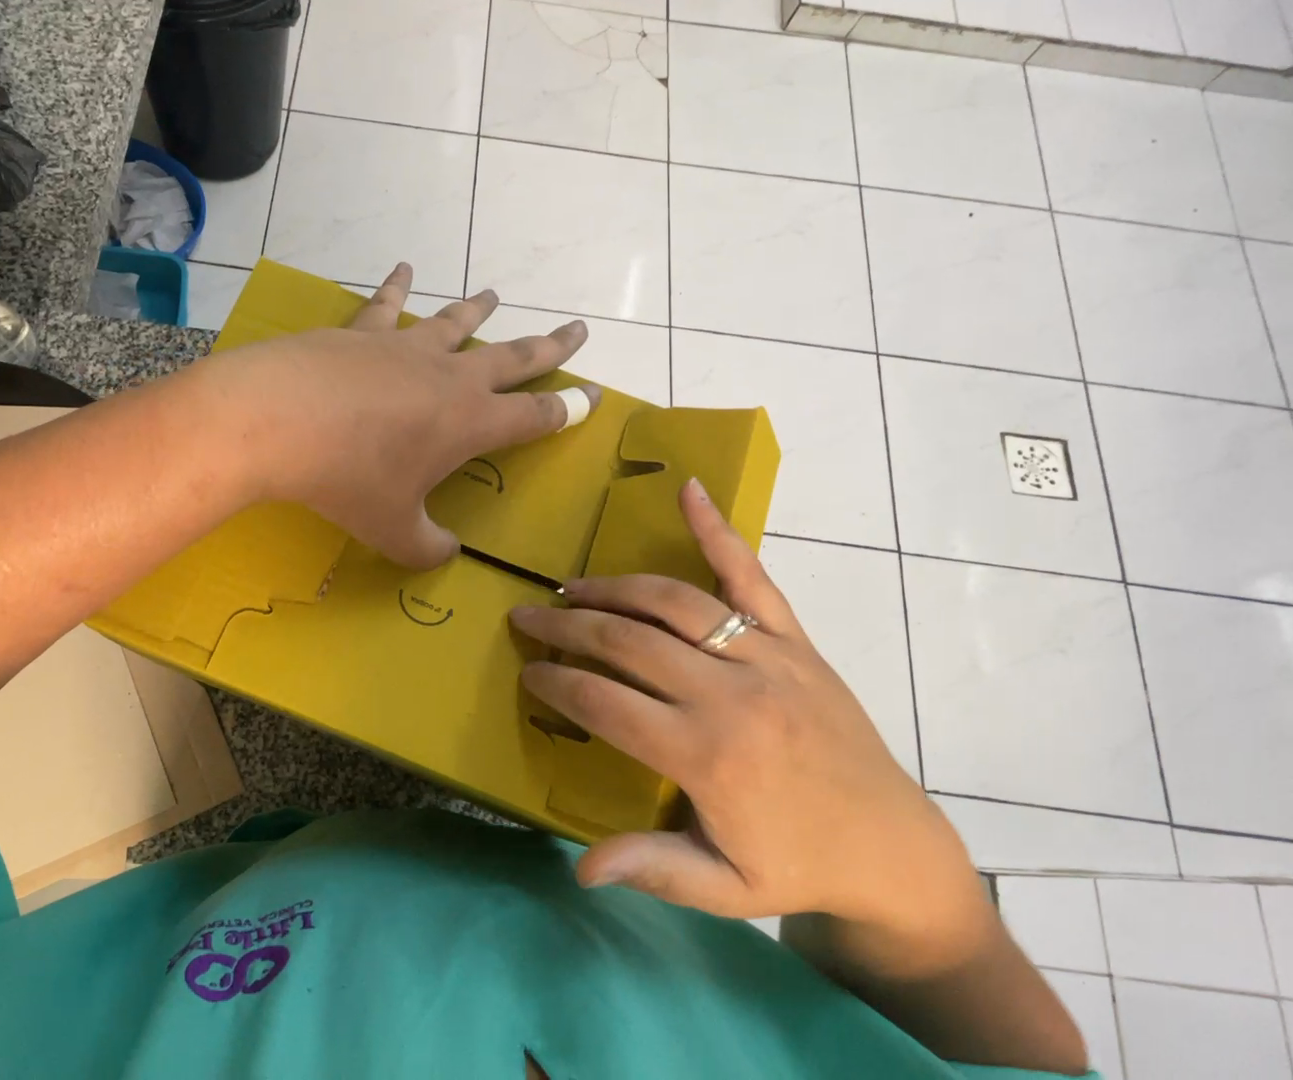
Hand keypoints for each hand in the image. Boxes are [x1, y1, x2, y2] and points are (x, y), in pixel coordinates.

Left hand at [187, 263, 597, 568]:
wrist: (279, 421)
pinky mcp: (362, 332)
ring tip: (495, 295)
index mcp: (471, 424)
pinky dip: (397, 286)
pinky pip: (386, 304)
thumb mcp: (393, 530)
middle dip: (548, 346)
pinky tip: (403, 268)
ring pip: (455, 324)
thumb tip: (447, 554)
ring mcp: (405, 348)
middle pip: (512, 358)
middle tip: (577, 329)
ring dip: (479, 311)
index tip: (594, 396)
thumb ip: (427, 547)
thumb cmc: (347, 480)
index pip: (534, 416)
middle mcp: (449, 377)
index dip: (568, 410)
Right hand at [510, 479, 994, 970]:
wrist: (891, 847)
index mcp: (705, 756)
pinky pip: (753, 578)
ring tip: (571, 586)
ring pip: (673, 603)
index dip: (555, 683)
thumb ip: (650, 868)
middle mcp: (731, 695)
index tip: (527, 675)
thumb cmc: (794, 866)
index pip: (604, 701)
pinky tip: (690, 493)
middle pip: (626, 640)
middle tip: (526, 618)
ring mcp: (768, 658)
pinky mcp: (797, 642)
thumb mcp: (721, 887)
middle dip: (565, 625)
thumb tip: (579, 867)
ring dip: (613, 588)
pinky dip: (718, 533)